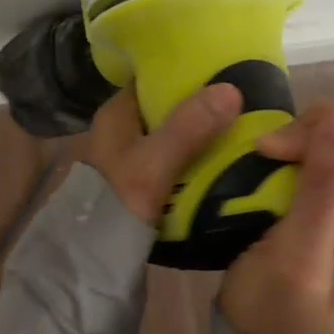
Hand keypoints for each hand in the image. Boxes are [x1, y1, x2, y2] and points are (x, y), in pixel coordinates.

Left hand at [83, 83, 243, 225]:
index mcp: (116, 113)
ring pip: (173, 136)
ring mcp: (132, 160)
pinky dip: (196, 161)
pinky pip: (176, 163)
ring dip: (201, 135)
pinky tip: (224, 163)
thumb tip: (231, 88)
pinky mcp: (142, 187)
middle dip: (200, 106)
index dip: (185, 70)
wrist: (91, 264)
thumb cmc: (117, 202)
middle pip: (166, 107)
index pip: (153, 77)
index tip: (222, 68)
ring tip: (242, 130)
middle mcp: (122, 131)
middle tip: (241, 101)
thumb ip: (188, 127)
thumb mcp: (153, 163)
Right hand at [219, 102, 333, 333]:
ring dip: (333, 131)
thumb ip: (325, 186)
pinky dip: (333, 145)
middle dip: (332, 124)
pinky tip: (304, 169)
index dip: (321, 130)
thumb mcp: (296, 257)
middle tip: (284, 150)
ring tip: (292, 157)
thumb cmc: (278, 314)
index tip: (270, 150)